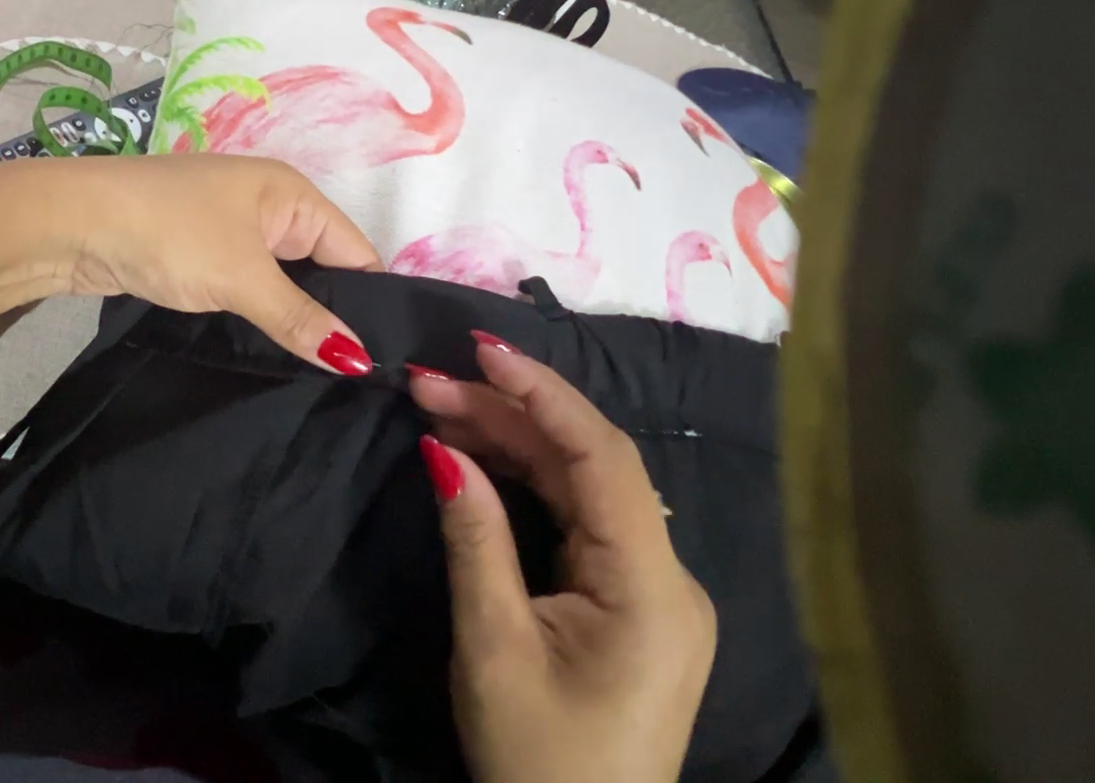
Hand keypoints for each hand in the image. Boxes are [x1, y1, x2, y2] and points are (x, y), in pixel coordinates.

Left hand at [58, 154, 382, 373]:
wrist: (71, 222)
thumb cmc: (169, 234)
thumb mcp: (242, 277)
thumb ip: (300, 318)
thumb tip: (359, 360)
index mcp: (292, 193)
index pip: (355, 251)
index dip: (373, 303)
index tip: (386, 362)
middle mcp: (268, 205)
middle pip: (321, 265)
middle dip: (333, 315)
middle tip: (353, 378)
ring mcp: (230, 228)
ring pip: (281, 279)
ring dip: (292, 318)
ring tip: (318, 375)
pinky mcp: (199, 253)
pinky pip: (247, 286)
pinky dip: (258, 313)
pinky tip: (270, 351)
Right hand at [409, 339, 716, 782]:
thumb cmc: (537, 758)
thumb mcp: (491, 644)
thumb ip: (474, 538)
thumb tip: (442, 449)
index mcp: (650, 589)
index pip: (604, 460)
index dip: (544, 395)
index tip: (483, 351)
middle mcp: (665, 574)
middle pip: (588, 464)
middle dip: (507, 413)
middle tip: (428, 383)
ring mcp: (649, 585)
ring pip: (580, 484)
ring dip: (511, 440)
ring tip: (438, 406)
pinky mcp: (625, 596)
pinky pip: (575, 516)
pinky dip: (523, 479)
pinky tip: (475, 454)